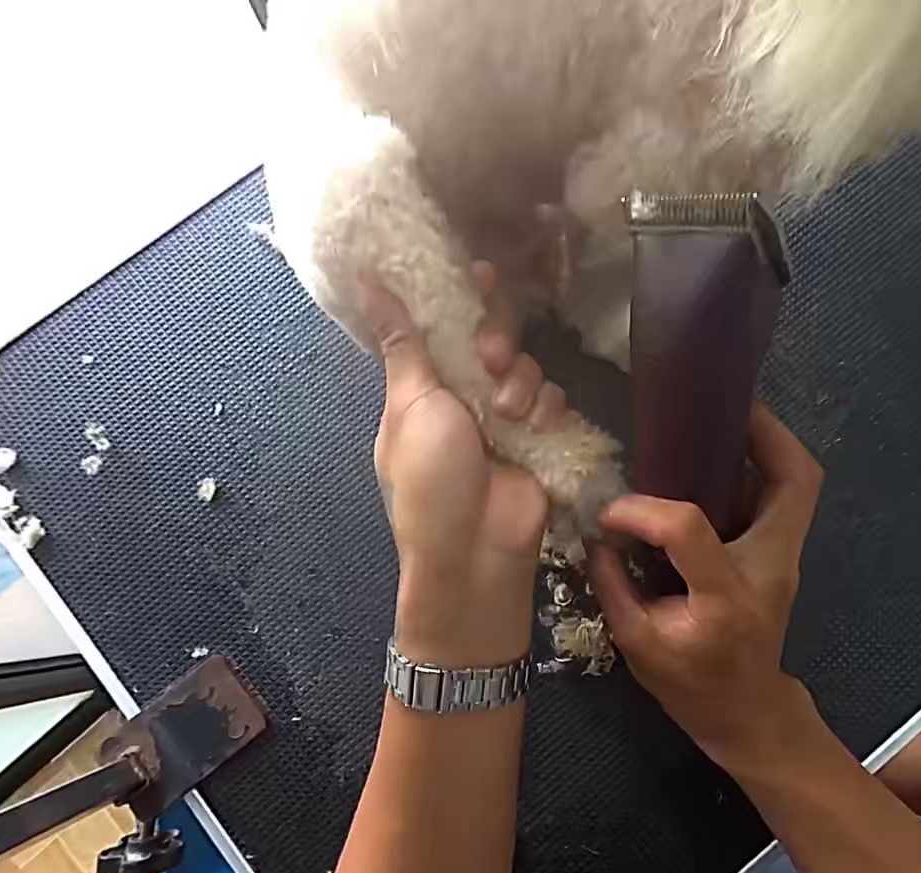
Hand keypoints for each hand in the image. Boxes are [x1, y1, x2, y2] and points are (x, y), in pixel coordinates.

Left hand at [362, 263, 565, 666]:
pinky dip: (545, 410)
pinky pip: (554, 400)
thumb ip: (403, 343)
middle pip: (494, 339)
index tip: (479, 273)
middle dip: (497, 341)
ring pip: (529, 367)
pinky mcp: (539, 438)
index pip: (445, 327)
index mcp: (426, 386)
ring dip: (520, 383)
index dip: (461, 298)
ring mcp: (505, 418)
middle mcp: (466, 397)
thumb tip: (367, 283)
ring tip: (505, 416)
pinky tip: (531, 428)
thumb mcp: (411, 406)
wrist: (475, 550)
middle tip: (491, 357)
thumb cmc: (430, 478)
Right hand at [587, 403, 825, 765]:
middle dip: (765, 433)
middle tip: (722, 407)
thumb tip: (598, 534)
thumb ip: (612, 584)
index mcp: (724, 600)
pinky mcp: (781, 558)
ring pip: (796, 485)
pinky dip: (755, 470)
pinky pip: (780, 499)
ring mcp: (784, 562)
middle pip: (795, 484)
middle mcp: (768, 571)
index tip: (612, 512)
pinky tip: (716, 461)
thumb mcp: (637, 643)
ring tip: (720, 421)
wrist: (746, 712)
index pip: (689, 530)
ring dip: (765, 445)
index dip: (644, 511)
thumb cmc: (690, 686)